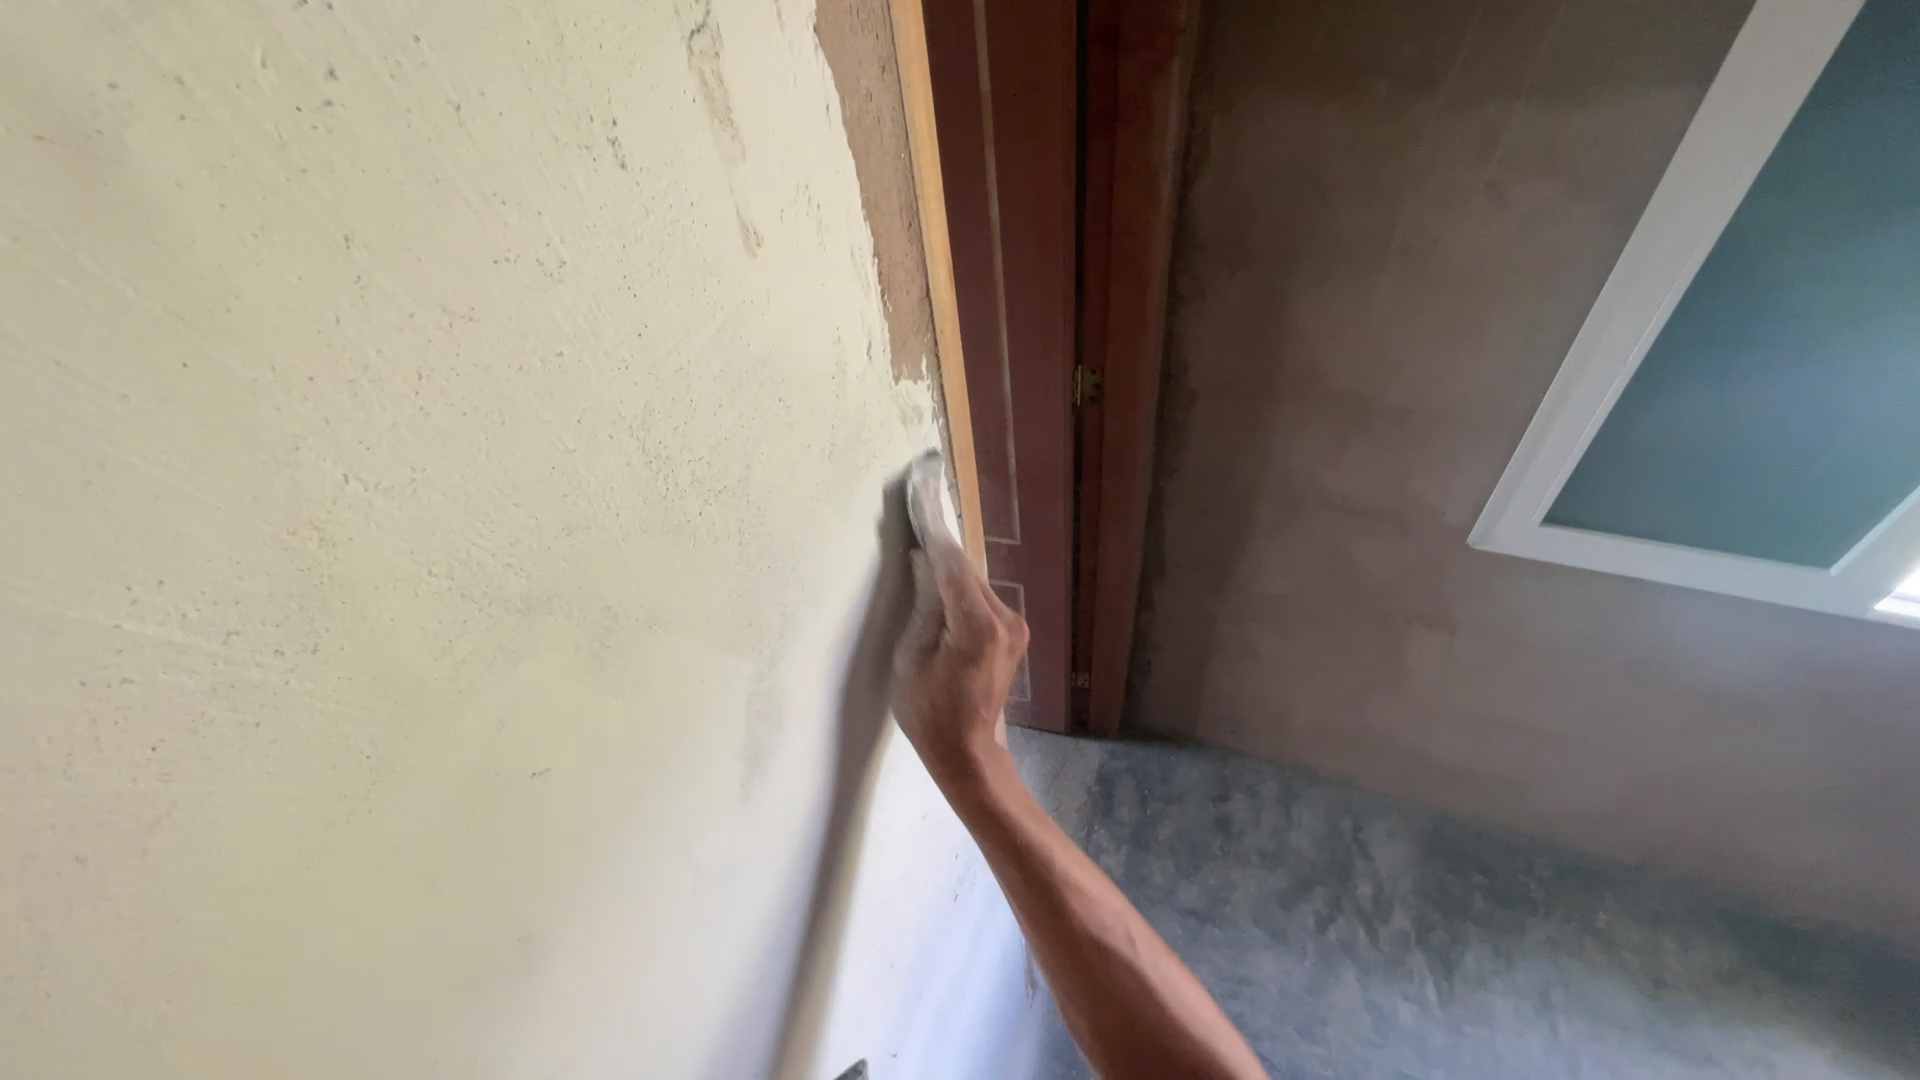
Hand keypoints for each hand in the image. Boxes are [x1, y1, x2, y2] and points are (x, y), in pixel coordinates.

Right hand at [890, 536, 1028, 781]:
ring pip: (974, 585)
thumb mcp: (910, 659)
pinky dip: (961, 591)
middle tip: (917, 513)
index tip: (921, 494)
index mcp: (977, 627)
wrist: (968, 752)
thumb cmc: (929, 714)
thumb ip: (922, 606)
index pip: (952, 564)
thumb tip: (923, 564)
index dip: (933, 529)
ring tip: (923, 553)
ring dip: (949, 572)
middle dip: (939, 549)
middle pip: (965, 571)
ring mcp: (1014, 627)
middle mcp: (1004, 619)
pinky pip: (982, 601)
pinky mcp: (1014, 634)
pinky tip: (941, 587)